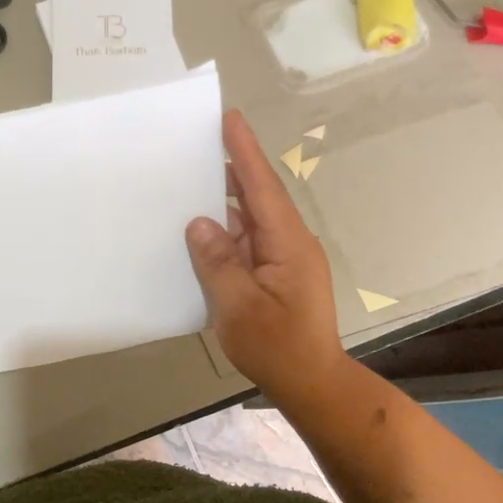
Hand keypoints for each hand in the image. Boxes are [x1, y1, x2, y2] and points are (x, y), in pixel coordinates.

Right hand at [185, 110, 348, 400]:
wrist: (312, 384)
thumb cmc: (277, 346)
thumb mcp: (239, 306)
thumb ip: (217, 262)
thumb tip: (199, 223)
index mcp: (288, 244)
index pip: (262, 188)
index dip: (245, 152)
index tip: (230, 118)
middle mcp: (290, 244)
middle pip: (258, 197)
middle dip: (232, 167)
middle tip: (200, 141)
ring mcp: (284, 260)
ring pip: (250, 220)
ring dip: (224, 201)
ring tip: (190, 178)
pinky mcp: (275, 276)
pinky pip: (247, 242)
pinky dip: (224, 232)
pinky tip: (200, 231)